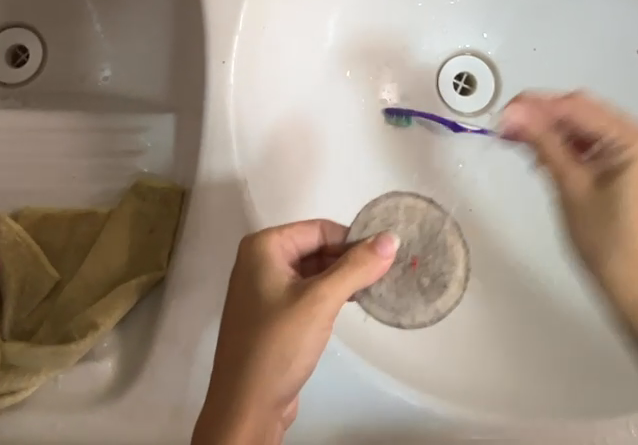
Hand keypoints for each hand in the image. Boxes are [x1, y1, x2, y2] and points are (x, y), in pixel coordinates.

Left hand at [193, 220, 398, 444]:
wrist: (246, 407)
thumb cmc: (278, 344)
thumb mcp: (321, 301)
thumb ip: (356, 267)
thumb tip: (391, 238)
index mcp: (264, 246)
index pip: (318, 229)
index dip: (352, 239)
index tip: (384, 255)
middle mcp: (259, 261)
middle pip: (314, 248)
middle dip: (347, 260)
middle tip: (384, 273)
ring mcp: (263, 289)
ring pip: (312, 271)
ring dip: (341, 279)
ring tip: (374, 288)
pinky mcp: (271, 315)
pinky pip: (305, 293)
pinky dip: (328, 296)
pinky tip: (351, 305)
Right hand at [501, 90, 637, 325]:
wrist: (636, 288)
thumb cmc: (605, 240)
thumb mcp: (569, 185)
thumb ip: (542, 141)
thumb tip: (510, 112)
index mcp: (635, 139)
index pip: (577, 107)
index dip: (535, 107)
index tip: (501, 114)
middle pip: (582, 111)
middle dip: (542, 116)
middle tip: (504, 125)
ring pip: (586, 126)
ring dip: (552, 130)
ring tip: (516, 138)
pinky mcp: (633, 166)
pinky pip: (595, 143)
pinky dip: (568, 145)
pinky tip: (541, 151)